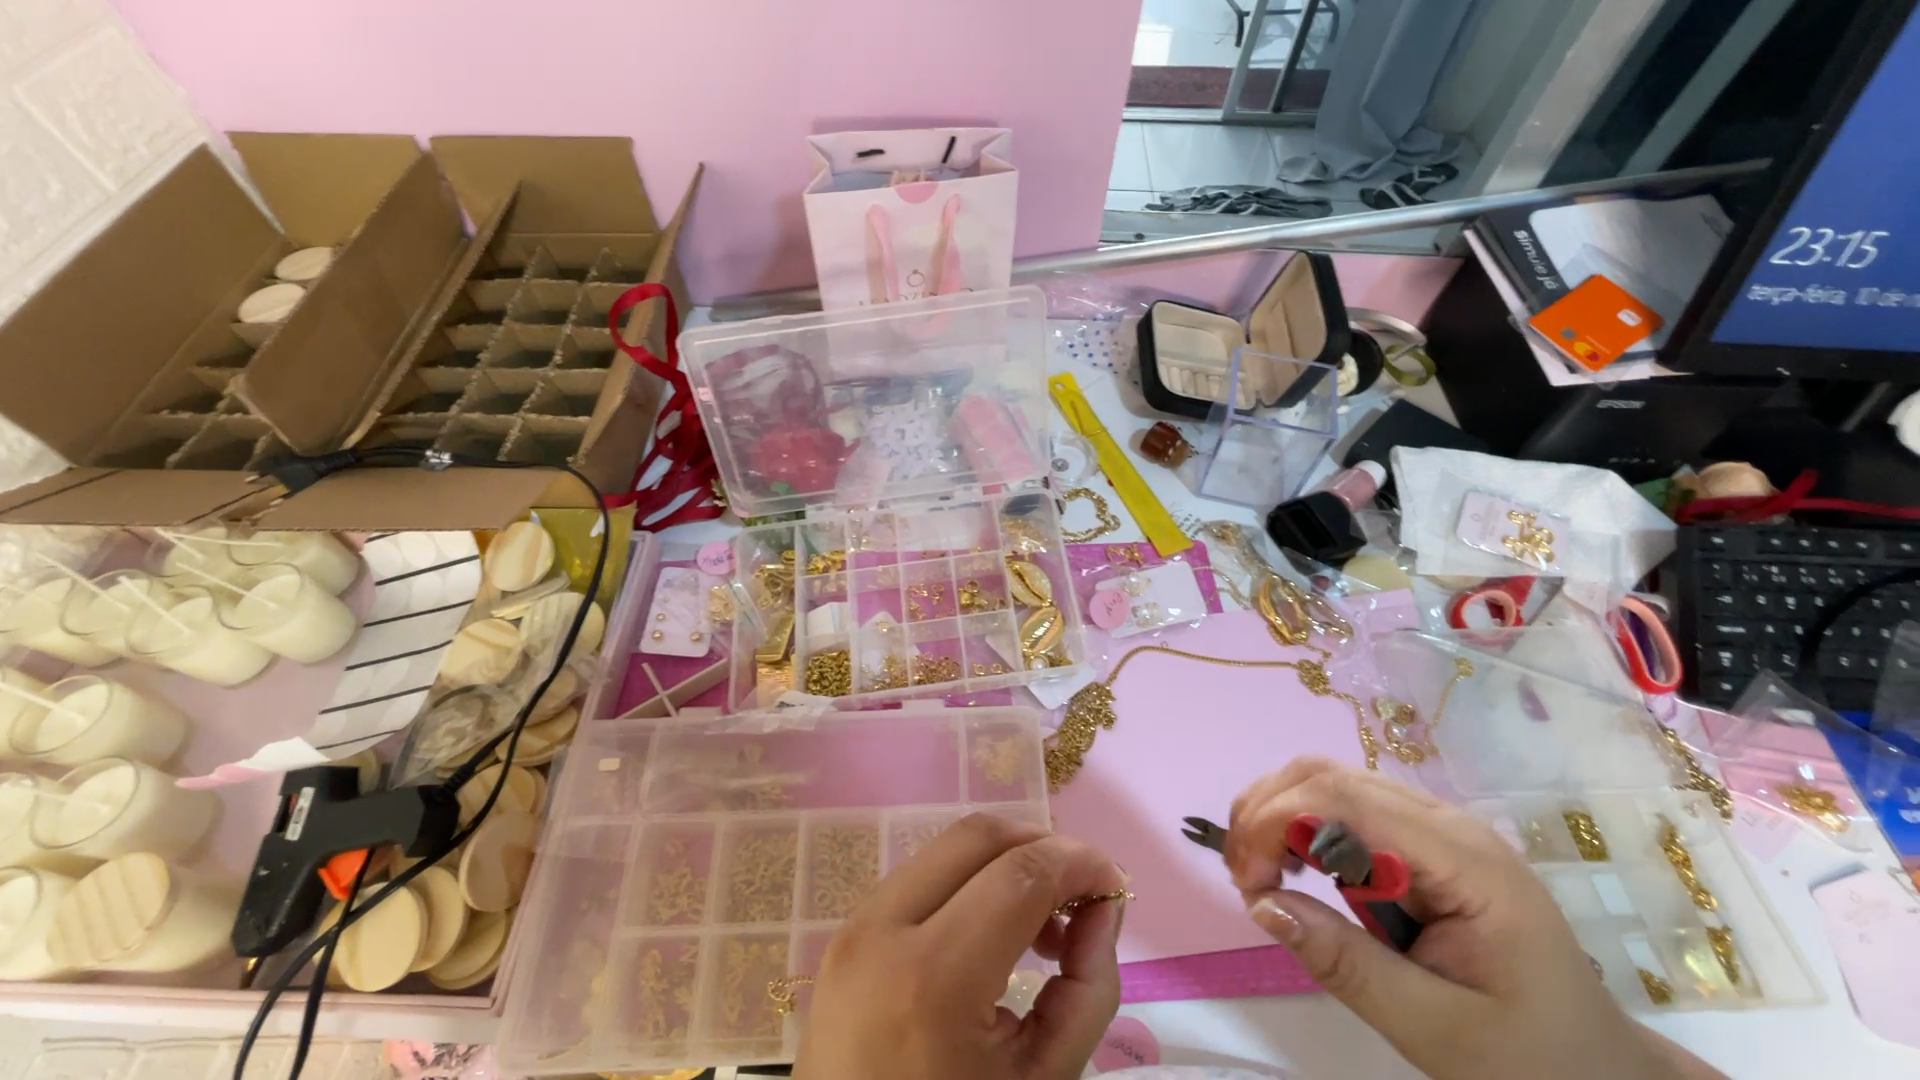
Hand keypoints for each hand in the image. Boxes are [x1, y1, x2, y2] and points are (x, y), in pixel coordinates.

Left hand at [794, 813, 1128, 1079]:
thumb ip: (1088, 988)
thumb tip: (1102, 907)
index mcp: (932, 979)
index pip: (1021, 874)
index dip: (1080, 862)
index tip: (1116, 884)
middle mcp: (881, 931)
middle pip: (978, 836)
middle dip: (1044, 846)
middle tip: (1083, 894)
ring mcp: (853, 928)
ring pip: (945, 849)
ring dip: (1007, 863)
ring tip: (1044, 925)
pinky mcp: (843, 935)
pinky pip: (918, 879)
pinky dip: (969, 882)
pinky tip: (995, 932)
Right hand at [1228, 759, 1726, 1079]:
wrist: (1595, 1065)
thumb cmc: (1526, 1056)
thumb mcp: (1436, 1030)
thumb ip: (1347, 965)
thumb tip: (1262, 904)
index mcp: (1465, 862)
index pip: (1345, 800)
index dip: (1277, 823)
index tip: (1248, 886)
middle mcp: (1448, 824)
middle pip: (1330, 775)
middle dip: (1267, 813)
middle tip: (1244, 880)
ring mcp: (1437, 828)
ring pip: (1331, 780)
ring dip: (1278, 814)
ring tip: (1259, 875)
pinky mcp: (1422, 842)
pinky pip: (1346, 807)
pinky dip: (1301, 825)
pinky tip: (1292, 867)